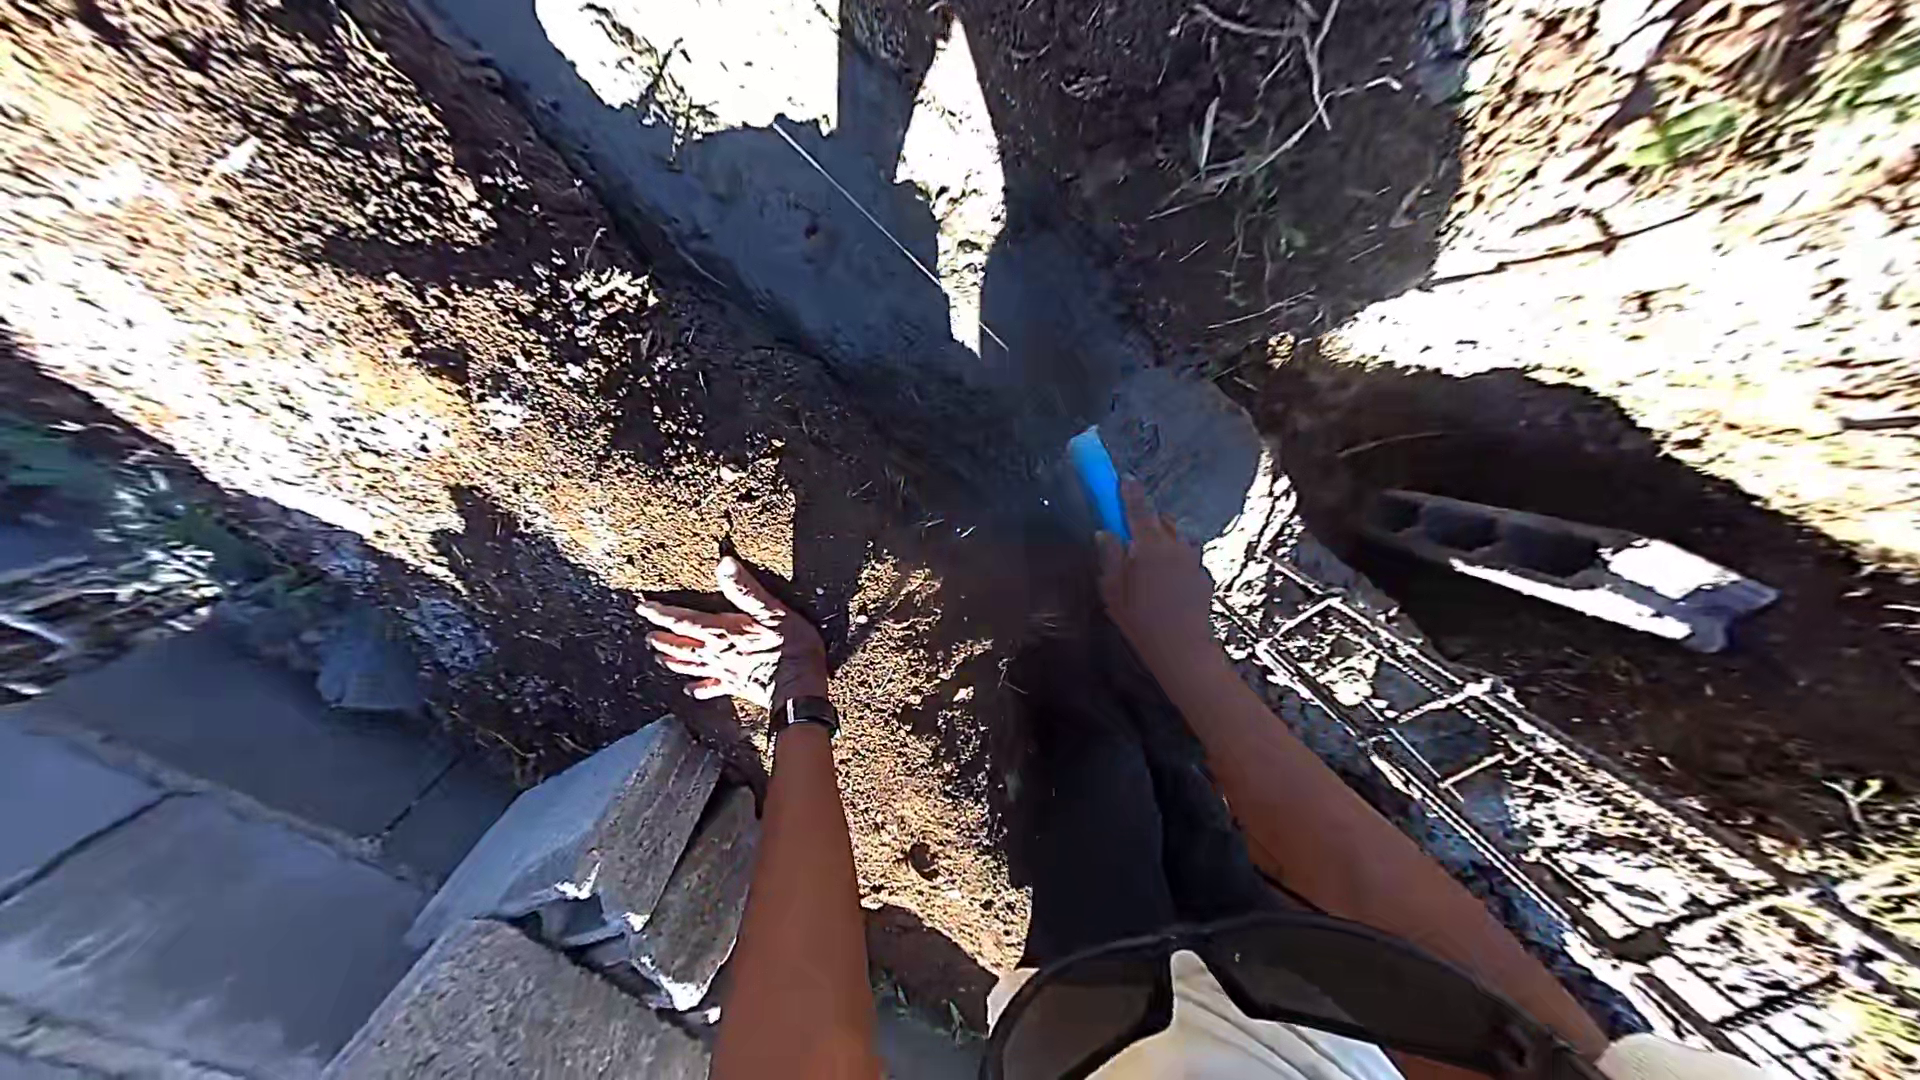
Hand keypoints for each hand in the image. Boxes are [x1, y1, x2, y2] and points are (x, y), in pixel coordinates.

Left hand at [636, 556, 829, 710]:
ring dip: (672, 659)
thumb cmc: (790, 647)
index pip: (683, 621)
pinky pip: (710, 688)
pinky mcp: (735, 687)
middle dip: (662, 638)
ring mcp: (724, 672)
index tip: (644, 607)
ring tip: (659, 655)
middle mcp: (716, 653)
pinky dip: (697, 688)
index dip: (662, 613)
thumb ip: (746, 589)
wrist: (799, 688)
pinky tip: (690, 689)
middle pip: (680, 645)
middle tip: (648, 633)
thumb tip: (725, 563)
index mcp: (722, 632)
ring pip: (689, 665)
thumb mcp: (773, 611)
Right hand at [1095, 478, 1217, 671]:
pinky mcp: (1202, 575)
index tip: (1123, 477)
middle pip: (1160, 519)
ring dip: (1162, 539)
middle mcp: (1175, 546)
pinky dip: (1174, 560)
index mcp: (1149, 546)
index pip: (1138, 508)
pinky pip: (1186, 557)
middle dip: (1145, 519)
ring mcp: (1193, 560)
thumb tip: (1106, 534)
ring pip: (1176, 537)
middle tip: (1129, 535)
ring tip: (1148, 563)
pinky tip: (1165, 583)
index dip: (1128, 491)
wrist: (1183, 649)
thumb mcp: (1112, 590)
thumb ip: (1109, 557)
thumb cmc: (1141, 620)